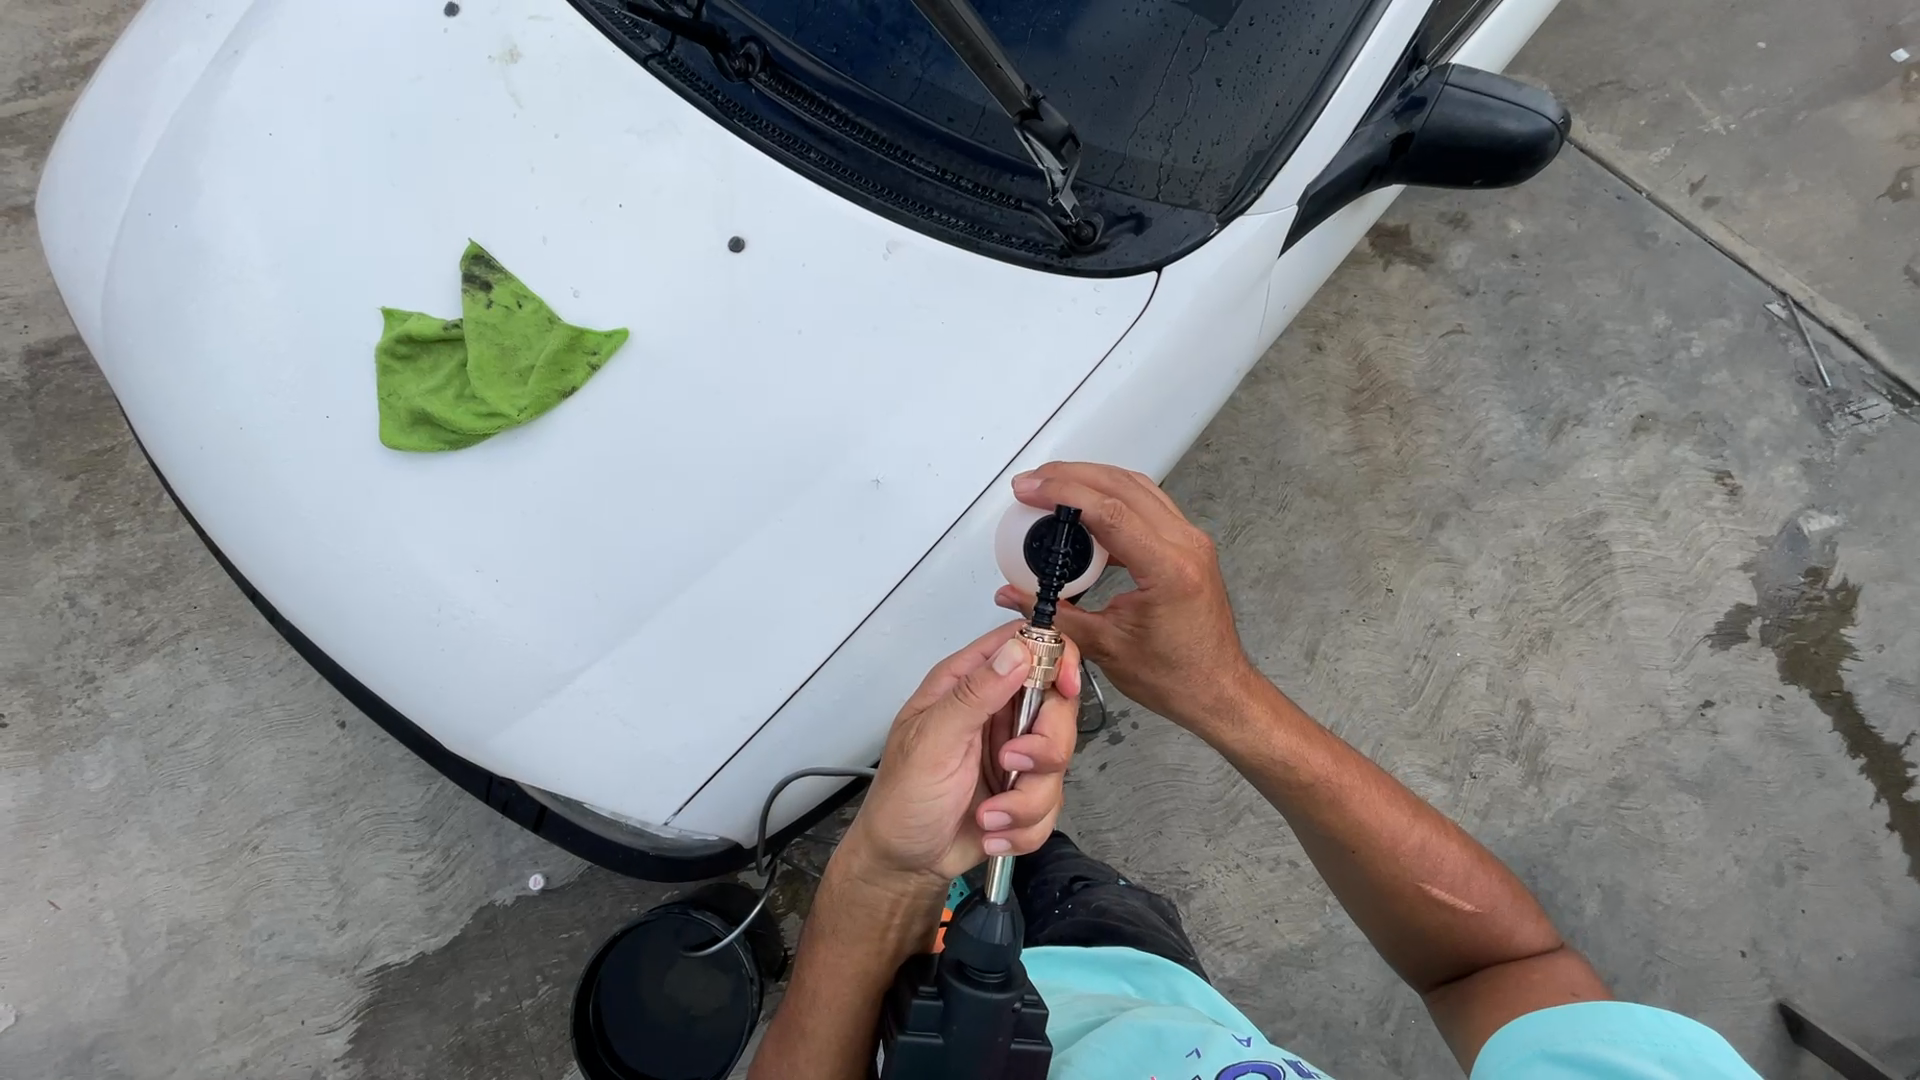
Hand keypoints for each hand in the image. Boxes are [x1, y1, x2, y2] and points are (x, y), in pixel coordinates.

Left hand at [841, 621, 1080, 893]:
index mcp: (969, 684)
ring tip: (988, 816)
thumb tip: (1019, 650)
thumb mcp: (932, 740)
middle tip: (1011, 762)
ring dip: (1026, 799)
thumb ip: (975, 694)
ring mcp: (1015, 752)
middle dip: (1044, 746)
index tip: (1066, 688)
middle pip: (1058, 707)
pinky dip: (1025, 826)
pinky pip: (1052, 804)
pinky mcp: (1024, 792)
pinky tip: (992, 832)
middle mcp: (997, 712)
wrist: (903, 863)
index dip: (1057, 658)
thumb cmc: (902, 796)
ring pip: (1059, 761)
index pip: (1026, 646)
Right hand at [995, 462, 1255, 734]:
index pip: (1109, 511)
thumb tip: (1012, 595)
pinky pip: (1147, 503)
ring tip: (1052, 485)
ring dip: (1091, 478)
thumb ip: (1053, 614)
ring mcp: (1190, 540)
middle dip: (1070, 475)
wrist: (1216, 690)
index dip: (1063, 493)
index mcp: (1168, 569)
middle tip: (1032, 482)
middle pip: (1122, 486)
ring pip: (1136, 486)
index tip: (1030, 490)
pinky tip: (1085, 506)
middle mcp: (1186, 545)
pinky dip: (1112, 495)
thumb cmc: (1176, 676)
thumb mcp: (1104, 646)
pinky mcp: (1187, 544)